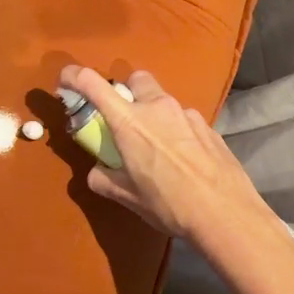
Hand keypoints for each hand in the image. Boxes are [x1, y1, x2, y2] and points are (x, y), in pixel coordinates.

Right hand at [60, 65, 270, 242]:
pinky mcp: (211, 129)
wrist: (228, 216)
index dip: (73, 77)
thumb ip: (104, 179)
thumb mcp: (128, 197)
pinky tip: (185, 161)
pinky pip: (185, 121)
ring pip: (164, 102)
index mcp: (129, 121)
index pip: (92, 83)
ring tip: (159, 149)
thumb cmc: (170, 204)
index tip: (65, 83)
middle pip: (136, 79)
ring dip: (155, 115)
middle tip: (124, 119)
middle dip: (127, 92)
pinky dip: (178, 132)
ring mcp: (188, 115)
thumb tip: (97, 172)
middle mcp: (157, 108)